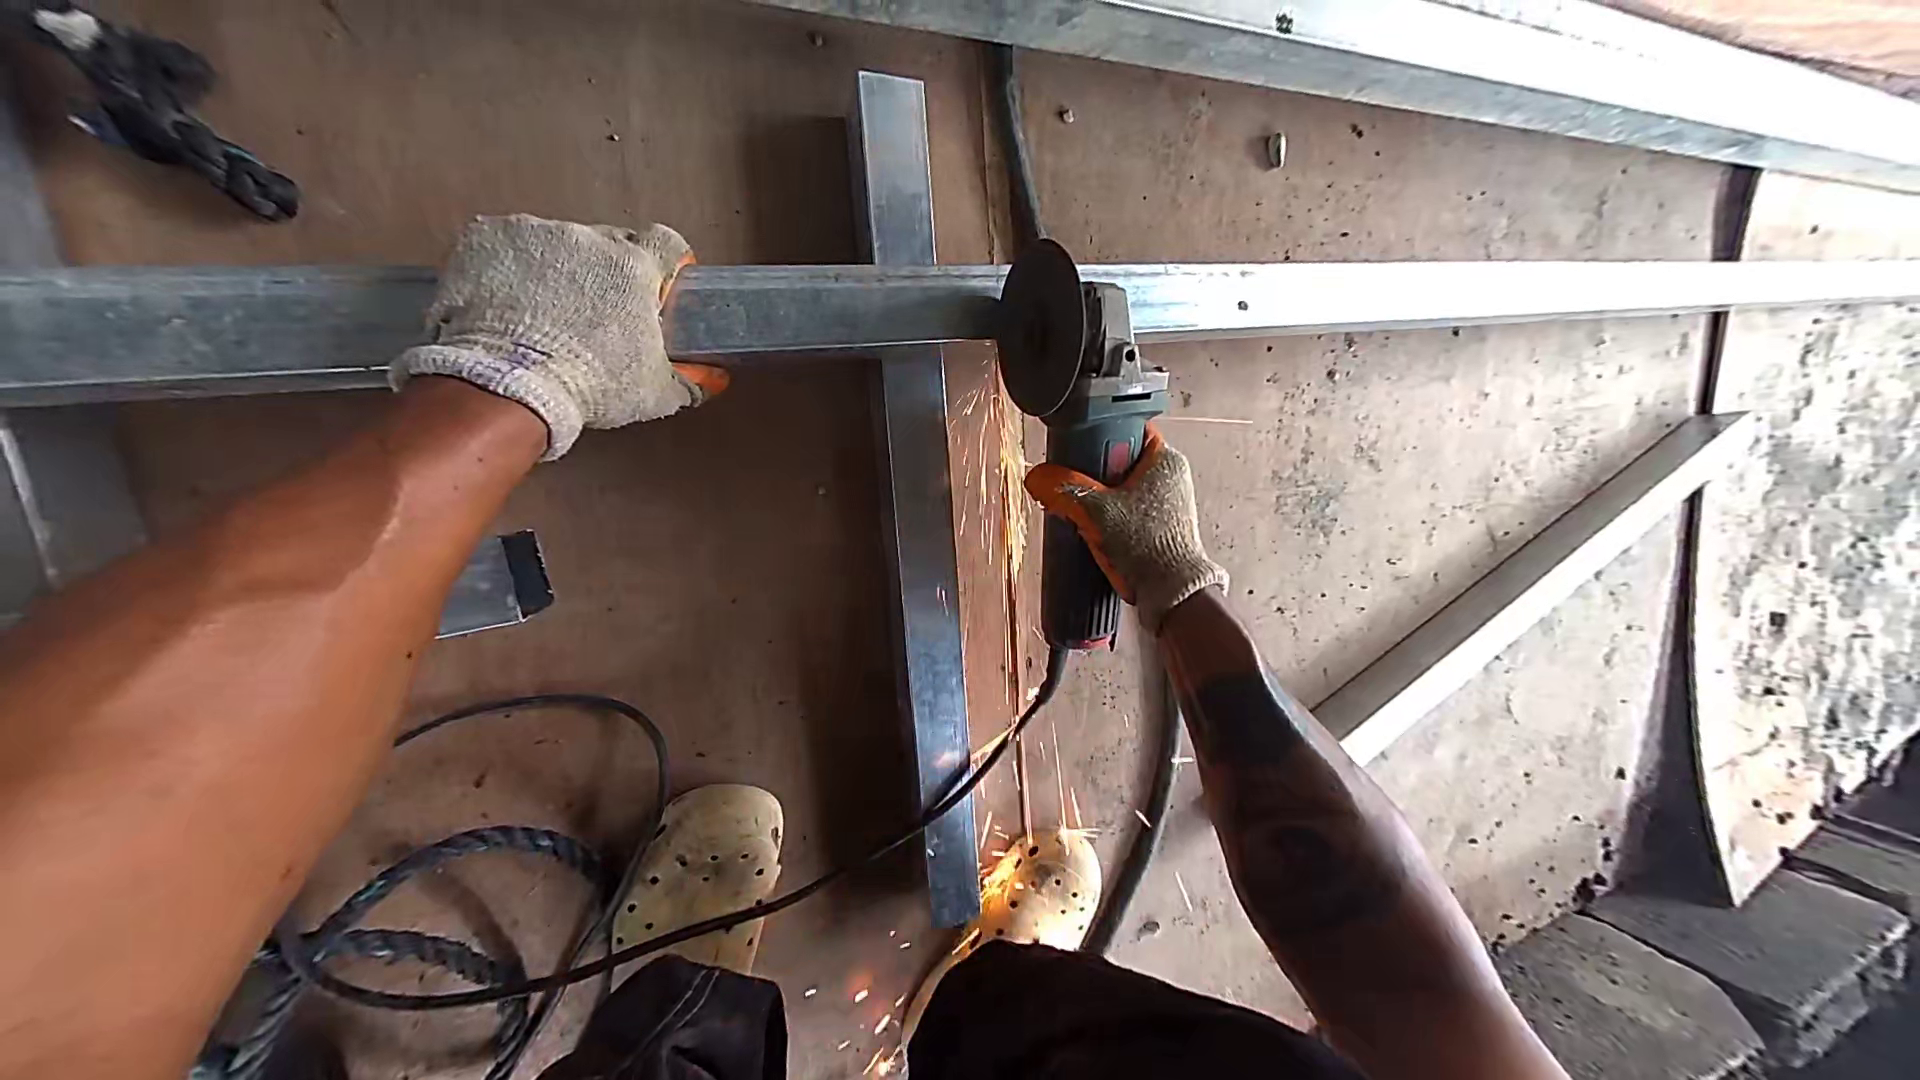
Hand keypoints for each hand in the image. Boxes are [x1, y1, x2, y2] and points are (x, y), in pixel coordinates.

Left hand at [392, 214, 726, 459]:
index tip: (661, 285)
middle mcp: (588, 238)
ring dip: (564, 269)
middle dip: (612, 271)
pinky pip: (512, 244)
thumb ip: (692, 381)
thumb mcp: (657, 393)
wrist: (510, 385)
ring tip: (551, 312)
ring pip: (561, 243)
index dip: (668, 263)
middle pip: (612, 242)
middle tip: (604, 312)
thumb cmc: (593, 385)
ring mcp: (534, 231)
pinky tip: (514, 302)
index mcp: (636, 267)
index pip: (667, 242)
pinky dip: (516, 267)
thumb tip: (715, 379)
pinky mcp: (485, 237)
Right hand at [1024, 426, 1227, 630]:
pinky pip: (1127, 512)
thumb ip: (1064, 489)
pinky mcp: (1160, 527)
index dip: (1103, 438)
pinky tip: (1096, 531)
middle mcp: (1171, 478)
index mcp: (1165, 461)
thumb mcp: (1096, 511)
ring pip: (1121, 490)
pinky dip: (1110, 519)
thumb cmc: (1147, 546)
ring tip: (1084, 514)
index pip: (1130, 430)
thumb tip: (1038, 478)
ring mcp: (1167, 504)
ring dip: (1100, 501)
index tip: (1082, 451)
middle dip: (1094, 476)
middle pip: (1121, 462)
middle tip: (1076, 488)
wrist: (1170, 593)